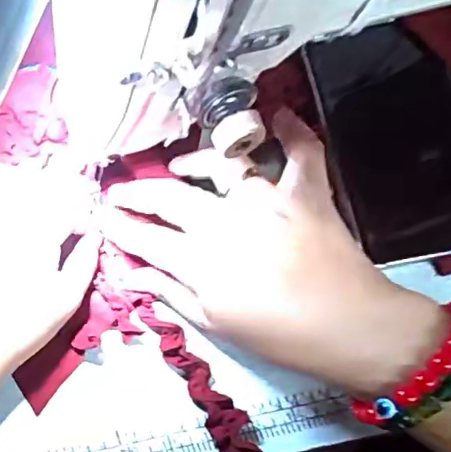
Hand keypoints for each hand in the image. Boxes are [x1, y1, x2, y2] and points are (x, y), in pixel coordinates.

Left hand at [0, 162, 99, 389]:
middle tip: (63, 215)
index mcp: (39, 232)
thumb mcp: (68, 298)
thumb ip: (84, 261)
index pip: (66, 202)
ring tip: (32, 200)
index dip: (80, 213)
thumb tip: (93, 236)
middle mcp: (7, 218)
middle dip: (55, 189)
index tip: (82, 233)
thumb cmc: (26, 325)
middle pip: (34, 181)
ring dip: (20, 182)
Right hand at [98, 110, 445, 396]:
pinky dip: (291, 130)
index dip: (119, 227)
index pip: (147, 237)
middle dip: (138, 192)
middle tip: (120, 191)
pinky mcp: (306, 192)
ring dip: (194, 161)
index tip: (101, 217)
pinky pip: (299, 150)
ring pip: (221, 165)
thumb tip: (131, 274)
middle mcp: (227, 221)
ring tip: (179, 165)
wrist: (349, 327)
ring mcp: (268, 200)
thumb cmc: (278, 336)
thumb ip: (171, 293)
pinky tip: (278, 115)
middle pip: (171, 196)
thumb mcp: (215, 324)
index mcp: (200, 260)